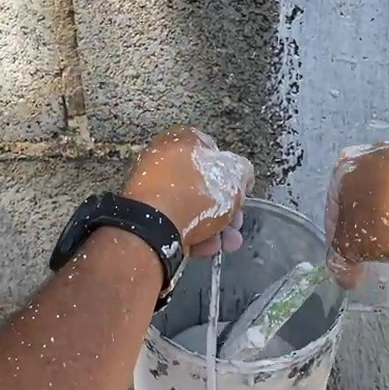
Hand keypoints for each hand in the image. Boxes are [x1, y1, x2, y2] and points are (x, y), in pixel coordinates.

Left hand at [122, 128, 252, 257]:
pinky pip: (175, 223)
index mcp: (181, 140)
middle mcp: (162, 160)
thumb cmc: (195, 193)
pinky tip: (208, 248)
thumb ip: (243, 172)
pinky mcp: (144, 217)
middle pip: (203, 184)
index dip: (231, 173)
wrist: (154, 227)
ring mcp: (150, 190)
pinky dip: (194, 236)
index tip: (240, 193)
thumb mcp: (234, 176)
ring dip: (215, 228)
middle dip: (226, 208)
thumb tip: (242, 176)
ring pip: (191, 208)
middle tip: (237, 225)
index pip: (212, 150)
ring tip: (228, 244)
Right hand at [325, 141, 388, 287]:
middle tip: (374, 246)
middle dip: (366, 220)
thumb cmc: (386, 218)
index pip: (334, 210)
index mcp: (344, 168)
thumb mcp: (353, 247)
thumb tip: (342, 274)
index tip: (348, 260)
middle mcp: (372, 152)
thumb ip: (340, 258)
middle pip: (363, 195)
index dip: (337, 239)